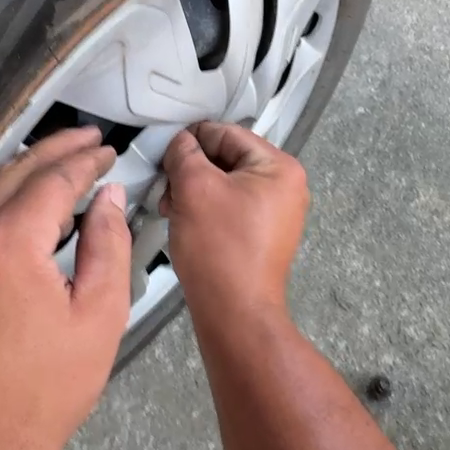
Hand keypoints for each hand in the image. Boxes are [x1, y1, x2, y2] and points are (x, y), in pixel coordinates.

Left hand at [0, 128, 131, 449]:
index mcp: (6, 246)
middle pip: (14, 174)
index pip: (53, 179)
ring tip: (57, 170)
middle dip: (55, 150)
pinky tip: (14, 220)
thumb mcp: (99, 317)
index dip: (85, 160)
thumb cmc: (41, 395)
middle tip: (86, 139)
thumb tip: (107, 198)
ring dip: (22, 179)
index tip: (106, 152)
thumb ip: (108, 244)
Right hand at [161, 122, 309, 319]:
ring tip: (170, 208)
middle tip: (165, 189)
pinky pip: (231, 206)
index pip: (227, 134)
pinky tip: (184, 221)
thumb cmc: (219, 245)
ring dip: (194, 190)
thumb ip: (184, 153)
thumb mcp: (194, 188)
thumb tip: (181, 141)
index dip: (191, 139)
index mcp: (280, 166)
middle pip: (227, 158)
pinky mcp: (264, 234)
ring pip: (225, 183)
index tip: (163, 154)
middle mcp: (286, 185)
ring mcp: (277, 212)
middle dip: (191, 170)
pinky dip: (205, 208)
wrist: (236, 315)